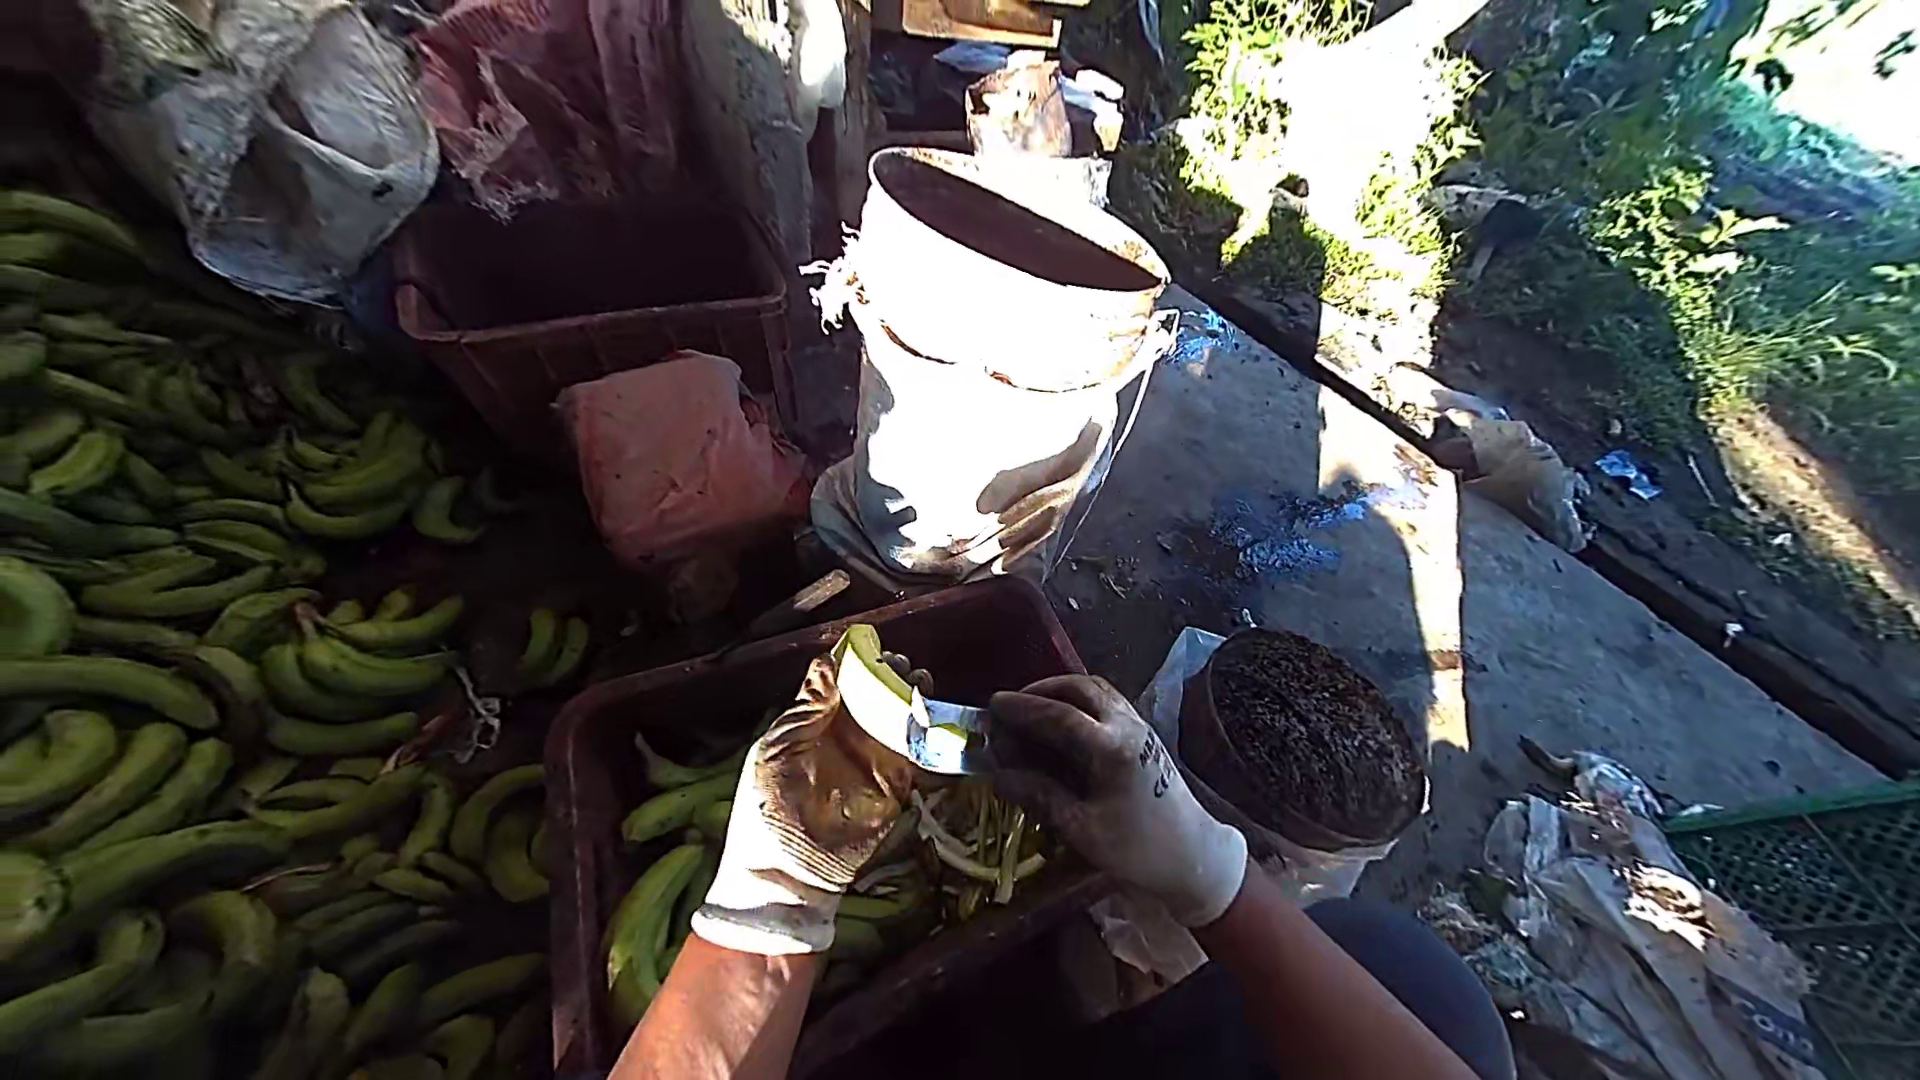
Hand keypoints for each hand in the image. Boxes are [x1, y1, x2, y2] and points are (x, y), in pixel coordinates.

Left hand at [692, 652, 925, 954]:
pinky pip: (917, 754)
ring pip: (901, 717)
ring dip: (913, 696)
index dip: (860, 661)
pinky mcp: (897, 784)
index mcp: (818, 721)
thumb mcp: (778, 750)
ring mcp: (875, 757)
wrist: (787, 873)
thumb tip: (827, 660)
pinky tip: (934, 717)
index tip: (876, 648)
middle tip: (902, 665)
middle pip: (878, 693)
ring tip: (920, 681)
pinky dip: (929, 734)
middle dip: (892, 674)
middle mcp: (850, 733)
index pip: (844, 681)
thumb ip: (806, 709)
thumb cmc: (767, 808)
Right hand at [987, 675, 1247, 926]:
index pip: (1059, 715)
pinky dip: (1079, 698)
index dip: (1023, 708)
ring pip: (1095, 688)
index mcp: (1113, 749)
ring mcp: (1138, 725)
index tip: (993, 705)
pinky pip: (1106, 699)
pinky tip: (1063, 718)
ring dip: (1060, 689)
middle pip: (1078, 687)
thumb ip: (1040, 796)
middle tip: (1012, 704)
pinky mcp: (1143, 731)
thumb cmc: (1139, 849)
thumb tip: (998, 776)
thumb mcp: (1083, 830)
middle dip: (1040, 690)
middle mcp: (1127, 726)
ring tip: (1033, 706)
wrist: (1195, 857)